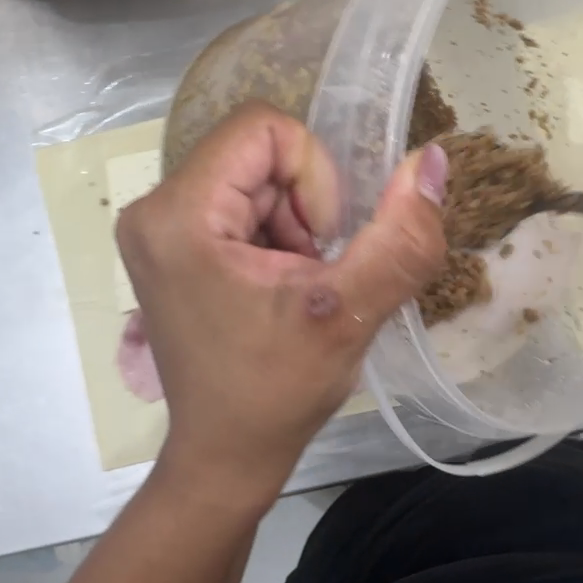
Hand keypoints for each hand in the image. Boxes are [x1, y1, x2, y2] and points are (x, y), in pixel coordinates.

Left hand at [117, 104, 448, 496]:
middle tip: (312, 277)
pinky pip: (239, 211)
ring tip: (297, 292)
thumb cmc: (277, 392)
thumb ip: (400, 239)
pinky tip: (280, 295)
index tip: (322, 247)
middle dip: (306, 210)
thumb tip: (429, 159)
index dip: (315, 178)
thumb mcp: (349, 314)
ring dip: (296, 229)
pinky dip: (276, 242)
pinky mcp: (172, 252)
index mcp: (178, 215)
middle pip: (258, 155)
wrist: (227, 455)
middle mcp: (153, 210)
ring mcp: (158, 232)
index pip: (264, 128)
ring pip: (254, 182)